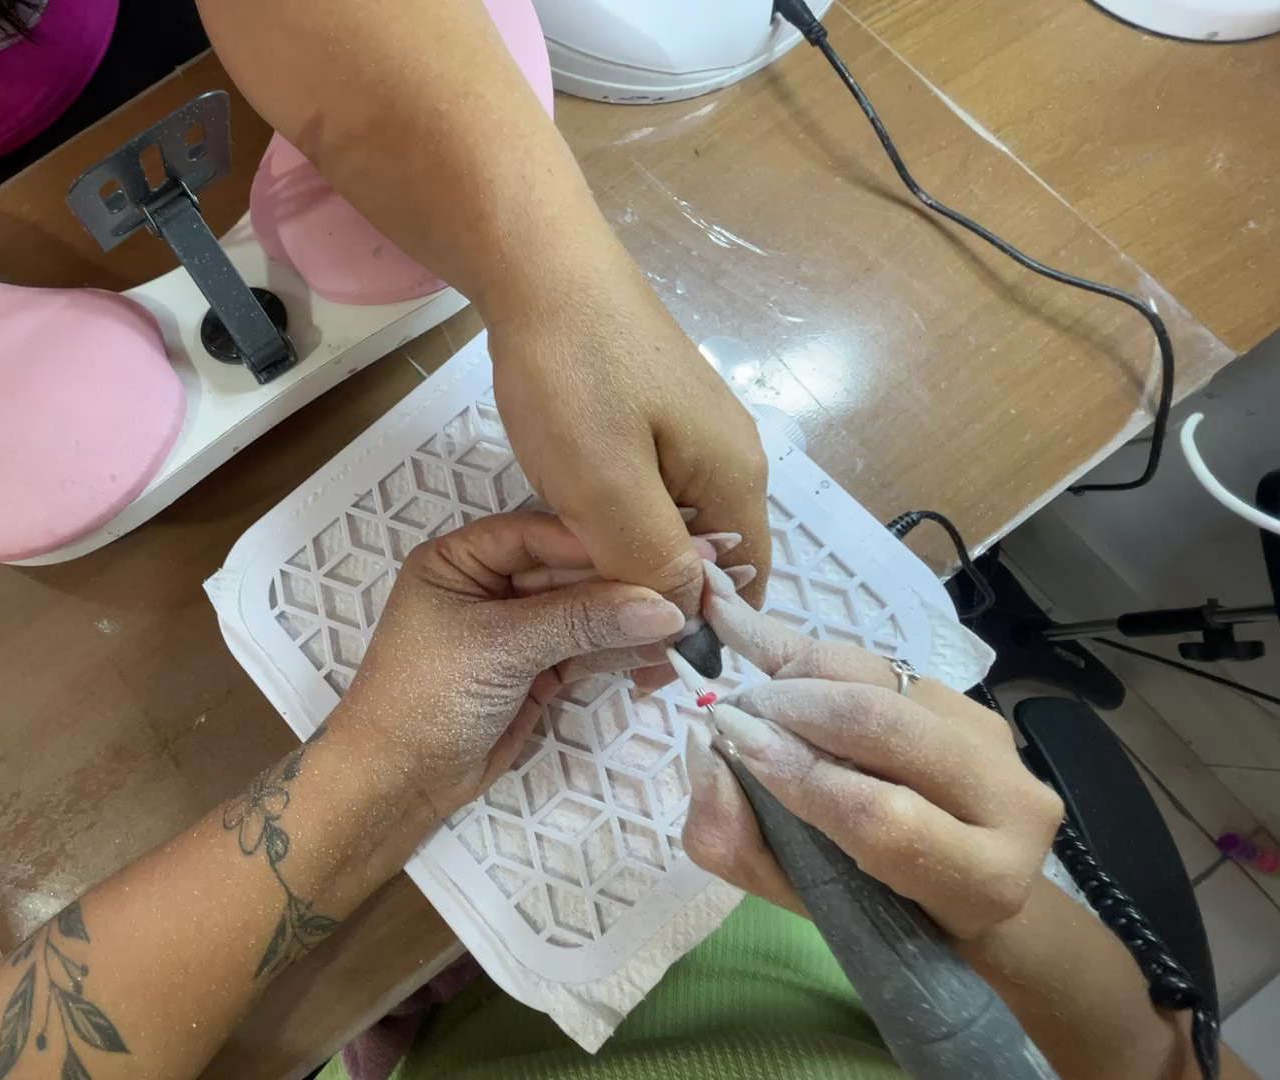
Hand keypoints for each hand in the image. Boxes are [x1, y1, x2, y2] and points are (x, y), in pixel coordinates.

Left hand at [333, 512, 707, 819]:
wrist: (399, 782)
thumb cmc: (428, 697)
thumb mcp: (500, 646)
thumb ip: (580, 620)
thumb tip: (665, 603)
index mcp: (461, 558)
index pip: (543, 535)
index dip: (605, 539)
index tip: (671, 542)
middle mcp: (490, 583)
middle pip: (570, 571)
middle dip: (629, 579)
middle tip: (705, 577)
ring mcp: (516, 626)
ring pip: (585, 611)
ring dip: (635, 616)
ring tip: (700, 614)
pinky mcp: (535, 666)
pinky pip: (586, 648)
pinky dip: (621, 650)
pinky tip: (666, 647)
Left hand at [486, 277, 770, 634]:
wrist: (539, 272)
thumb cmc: (574, 380)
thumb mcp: (608, 487)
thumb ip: (654, 559)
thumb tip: (693, 622)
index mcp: (735, 479)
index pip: (740, 585)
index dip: (693, 631)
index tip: (635, 665)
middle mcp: (725, 459)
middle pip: (703, 558)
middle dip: (653, 599)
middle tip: (591, 629)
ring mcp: (684, 433)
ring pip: (665, 526)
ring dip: (625, 561)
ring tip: (572, 588)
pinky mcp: (644, 417)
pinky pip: (639, 492)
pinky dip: (609, 522)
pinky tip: (569, 529)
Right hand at [681, 560, 1063, 938]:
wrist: (953, 874)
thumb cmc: (868, 899)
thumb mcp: (791, 894)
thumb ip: (733, 840)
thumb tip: (707, 755)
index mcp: (975, 877)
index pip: (882, 815)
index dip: (797, 773)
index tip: (730, 740)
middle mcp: (1005, 800)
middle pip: (879, 724)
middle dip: (787, 708)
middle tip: (734, 716)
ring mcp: (987, 735)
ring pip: (869, 676)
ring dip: (791, 677)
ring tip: (753, 700)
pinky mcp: (955, 693)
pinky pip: (861, 655)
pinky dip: (789, 644)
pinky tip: (728, 615)